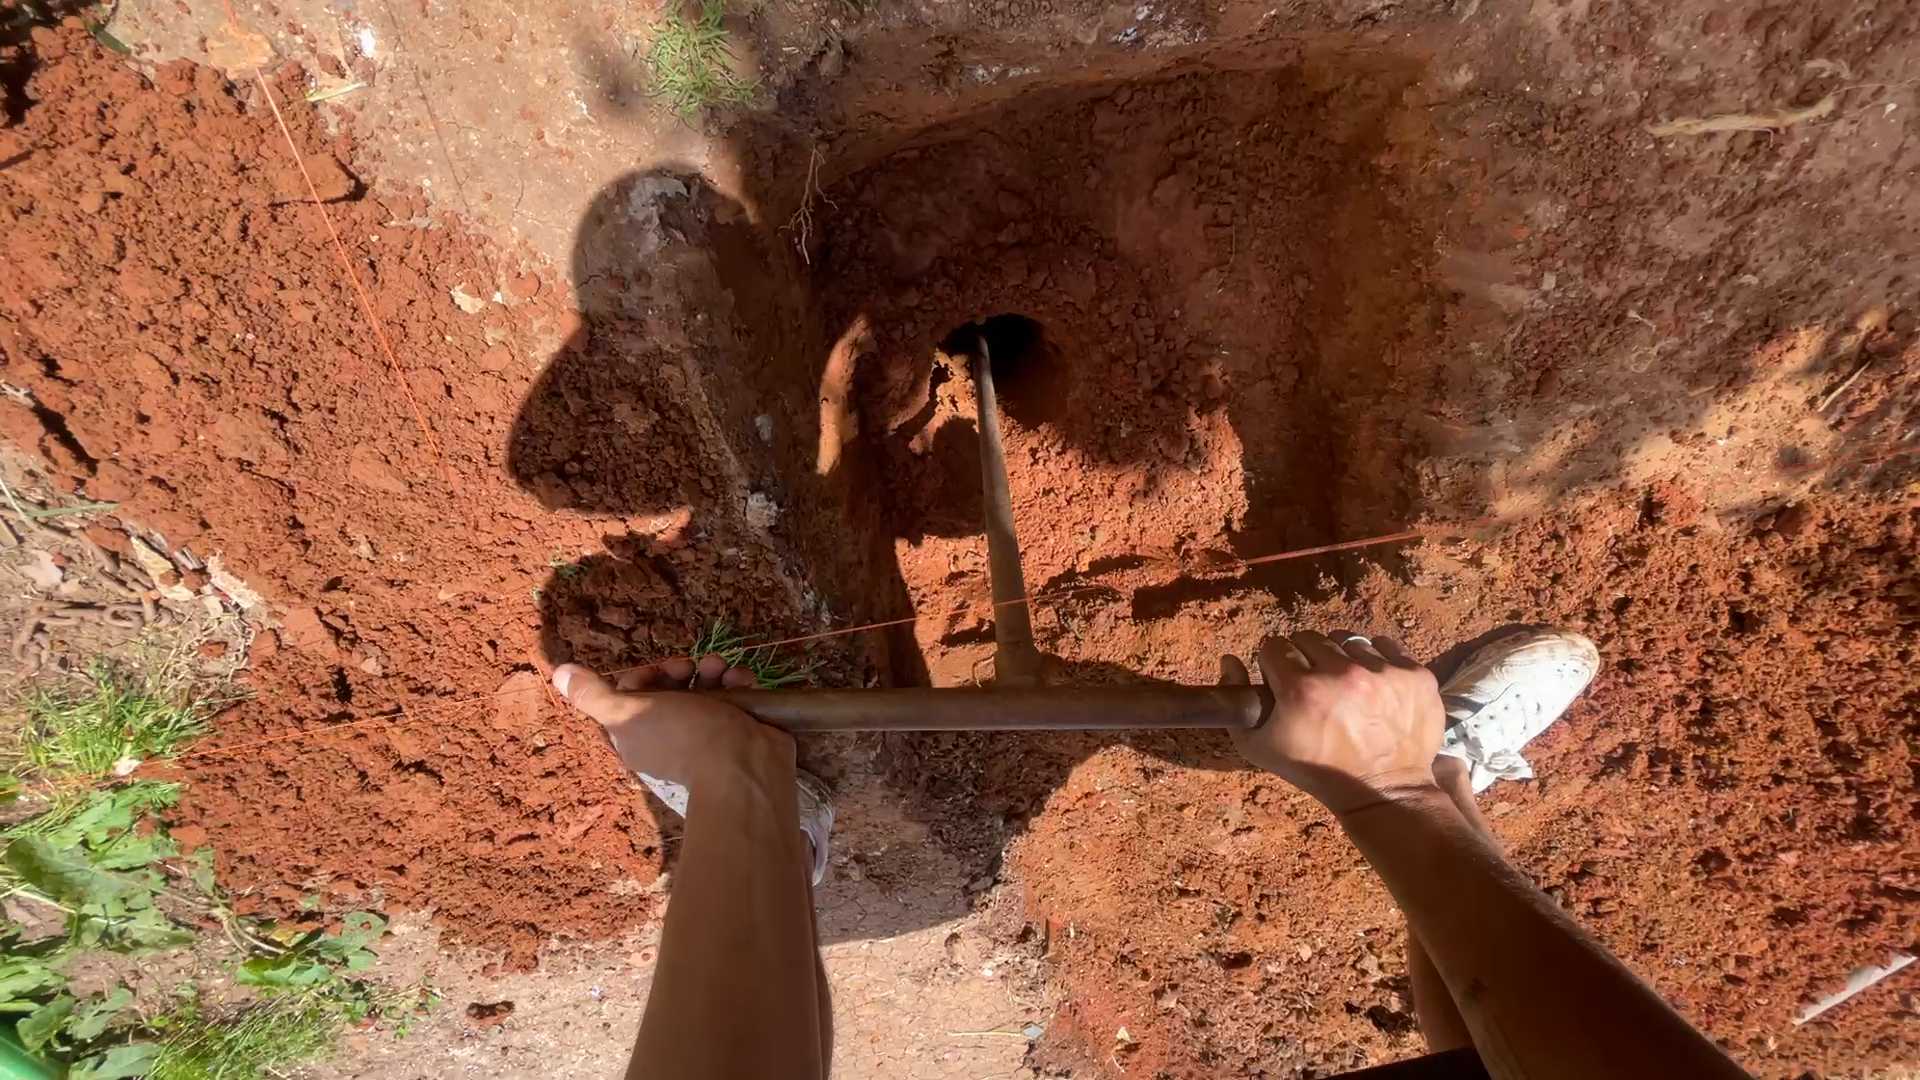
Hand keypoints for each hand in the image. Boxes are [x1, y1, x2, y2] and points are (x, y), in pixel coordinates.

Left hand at [551, 656, 791, 786]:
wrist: (745, 766)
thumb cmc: (683, 737)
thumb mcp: (630, 714)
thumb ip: (594, 695)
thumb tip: (559, 672)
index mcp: (640, 736)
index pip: (636, 697)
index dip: (646, 677)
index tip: (660, 672)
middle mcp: (672, 735)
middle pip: (672, 689)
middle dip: (683, 670)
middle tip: (693, 667)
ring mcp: (709, 732)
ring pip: (706, 688)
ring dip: (713, 671)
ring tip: (722, 670)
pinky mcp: (740, 727)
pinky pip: (735, 695)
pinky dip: (738, 683)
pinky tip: (743, 680)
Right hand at [1219, 631, 1444, 816]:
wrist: (1384, 791)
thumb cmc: (1314, 769)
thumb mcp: (1257, 746)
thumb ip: (1234, 698)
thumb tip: (1228, 659)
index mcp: (1301, 688)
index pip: (1274, 645)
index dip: (1273, 663)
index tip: (1281, 681)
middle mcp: (1342, 673)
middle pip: (1309, 637)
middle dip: (1304, 657)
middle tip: (1311, 684)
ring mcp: (1383, 672)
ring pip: (1346, 640)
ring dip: (1339, 657)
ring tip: (1343, 685)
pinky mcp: (1415, 675)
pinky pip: (1383, 646)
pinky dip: (1374, 660)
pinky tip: (1370, 685)